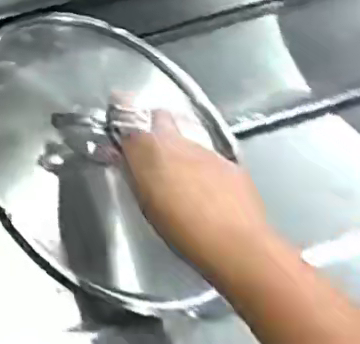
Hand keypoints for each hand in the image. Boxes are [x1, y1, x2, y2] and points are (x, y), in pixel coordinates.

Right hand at [115, 108, 279, 277]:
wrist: (239, 246)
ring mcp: (204, 148)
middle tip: (152, 149)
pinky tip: (210, 189)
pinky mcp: (230, 162)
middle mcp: (174, 138)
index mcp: (147, 146)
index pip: (124, 113)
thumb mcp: (145, 203)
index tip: (120, 122)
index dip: (121, 113)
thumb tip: (126, 158)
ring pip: (186, 138)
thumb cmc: (183, 230)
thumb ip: (134, 173)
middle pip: (159, 117)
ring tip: (183, 177)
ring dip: (180, 150)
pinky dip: (205, 166)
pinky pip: (210, 156)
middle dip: (154, 127)